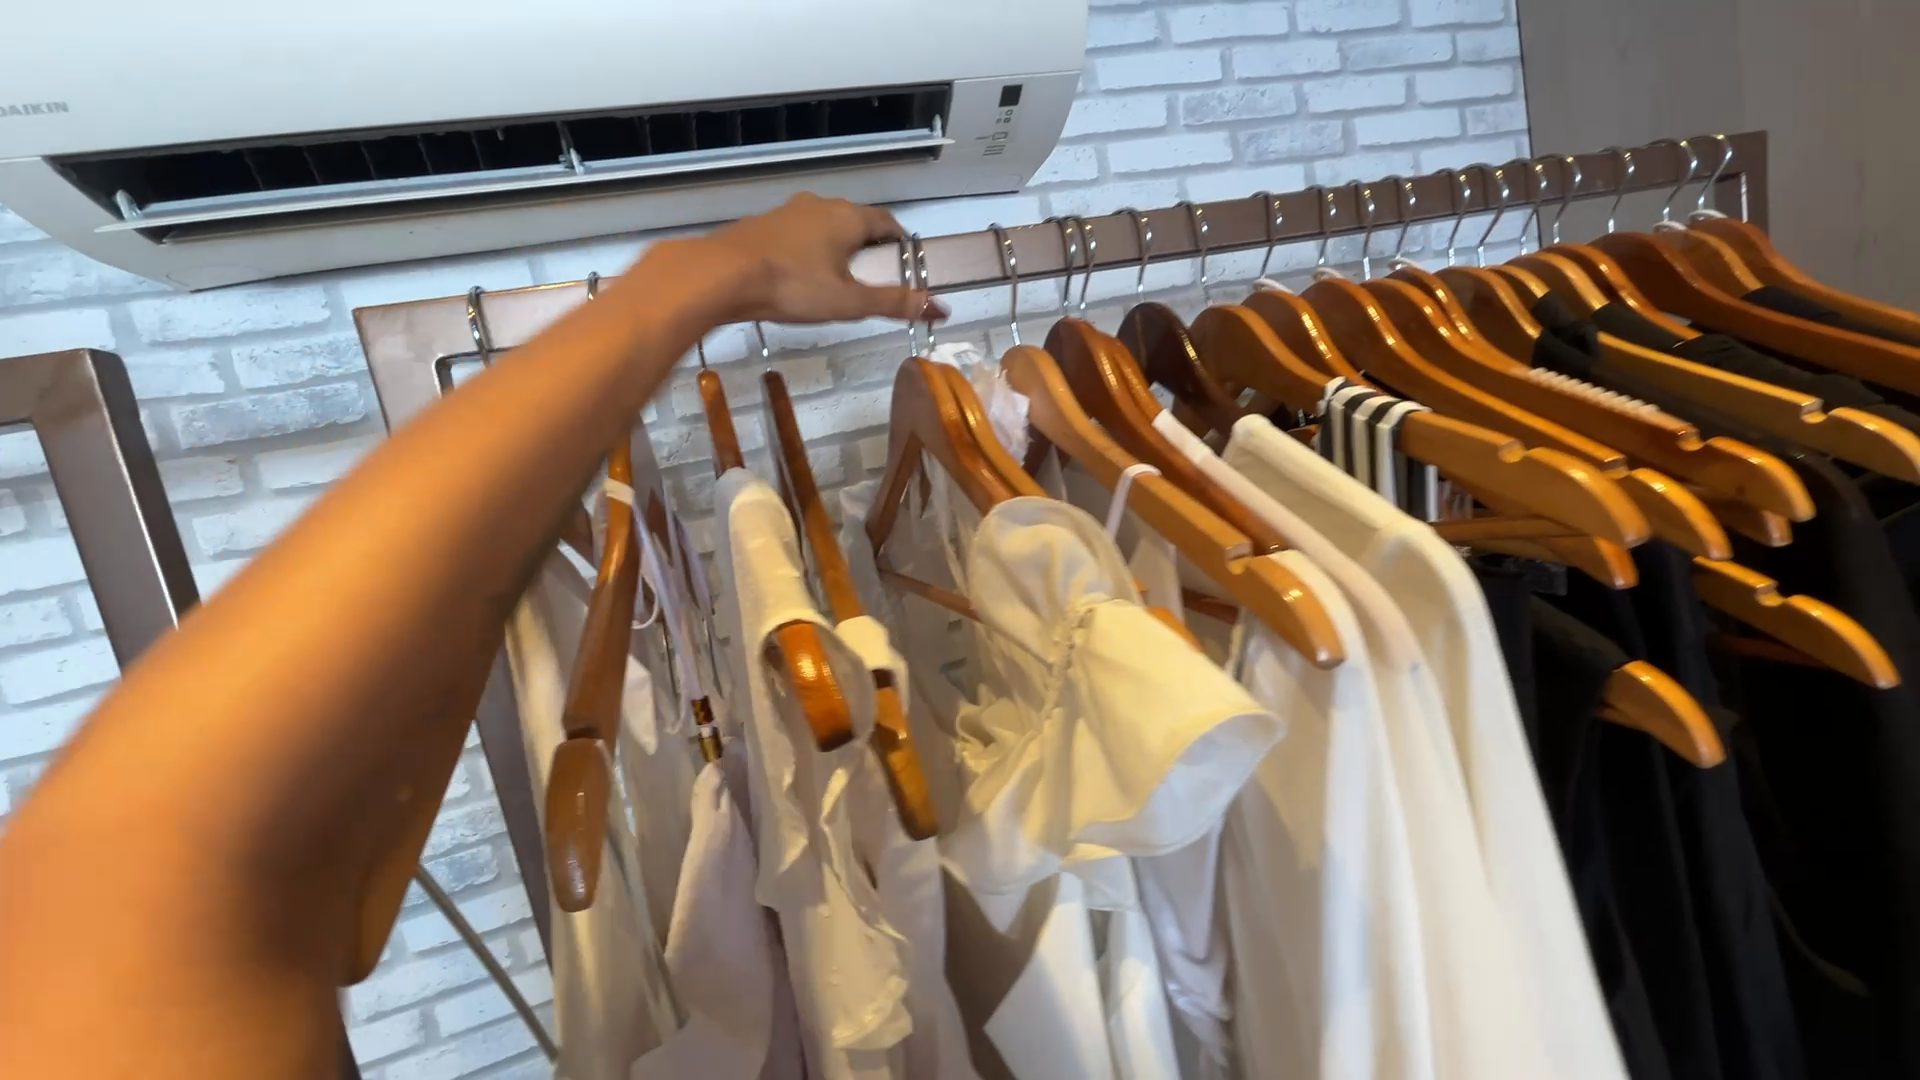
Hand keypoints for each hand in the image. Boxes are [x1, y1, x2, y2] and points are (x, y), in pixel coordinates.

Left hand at [700, 194, 950, 324]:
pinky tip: (802, 278)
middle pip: (855, 222)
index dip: (900, 241)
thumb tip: (940, 308)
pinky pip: (798, 237)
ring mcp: (787, 213)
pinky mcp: (763, 227)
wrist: (721, 276)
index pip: (886, 221)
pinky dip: (808, 254)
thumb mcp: (850, 301)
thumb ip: (894, 304)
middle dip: (869, 247)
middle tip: (875, 278)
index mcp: (847, 217)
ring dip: (836, 250)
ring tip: (838, 282)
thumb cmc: (794, 286)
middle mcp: (820, 206)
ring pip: (824, 228)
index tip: (906, 263)